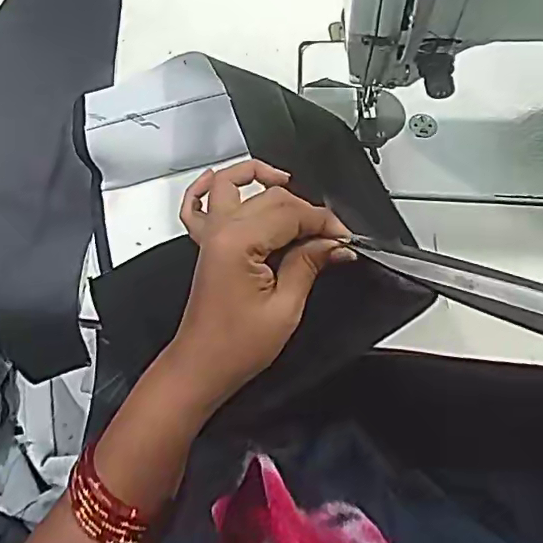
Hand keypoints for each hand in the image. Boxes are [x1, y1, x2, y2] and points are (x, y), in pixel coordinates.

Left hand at [158, 161, 354, 409]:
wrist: (202, 365)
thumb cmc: (235, 346)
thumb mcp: (285, 308)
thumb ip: (308, 265)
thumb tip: (333, 244)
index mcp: (239, 242)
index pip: (290, 212)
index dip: (323, 222)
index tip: (344, 238)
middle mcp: (220, 231)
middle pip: (269, 196)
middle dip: (306, 209)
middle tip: (332, 234)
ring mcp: (210, 235)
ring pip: (233, 185)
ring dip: (259, 178)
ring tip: (289, 184)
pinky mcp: (207, 244)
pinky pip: (197, 205)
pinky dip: (205, 188)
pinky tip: (220, 180)